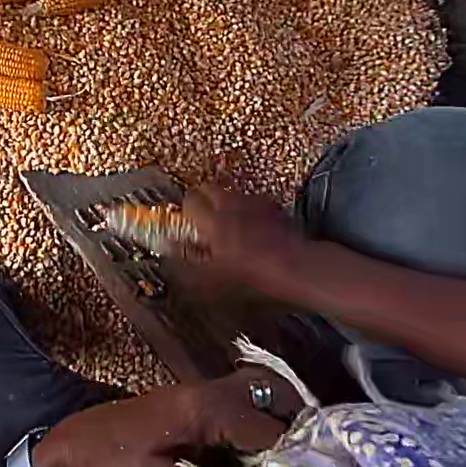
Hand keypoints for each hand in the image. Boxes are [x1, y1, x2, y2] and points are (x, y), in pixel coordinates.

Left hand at [35, 368, 296, 466]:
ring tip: (297, 451)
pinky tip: (264, 448)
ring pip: (255, 387)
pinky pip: (238, 397)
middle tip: (316, 455)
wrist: (78, 446)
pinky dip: (259, 414)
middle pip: (269, 388)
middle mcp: (207, 392)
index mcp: (203, 409)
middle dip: (298, 418)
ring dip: (279, 412)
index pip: (267, 429)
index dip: (294, 457)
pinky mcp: (191, 401)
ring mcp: (199, 391)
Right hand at [183, 185, 308, 297]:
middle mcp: (231, 204)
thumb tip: (167, 249)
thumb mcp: (211, 278)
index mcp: (212, 220)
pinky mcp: (274, 206)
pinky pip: (253, 201)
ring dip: (225, 204)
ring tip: (229, 225)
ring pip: (231, 193)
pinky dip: (248, 209)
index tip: (187, 225)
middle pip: (208, 187)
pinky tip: (253, 228)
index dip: (186, 211)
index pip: (189, 199)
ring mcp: (254, 202)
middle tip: (203, 219)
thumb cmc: (251, 277)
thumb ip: (185, 262)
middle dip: (202, 199)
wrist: (298, 268)